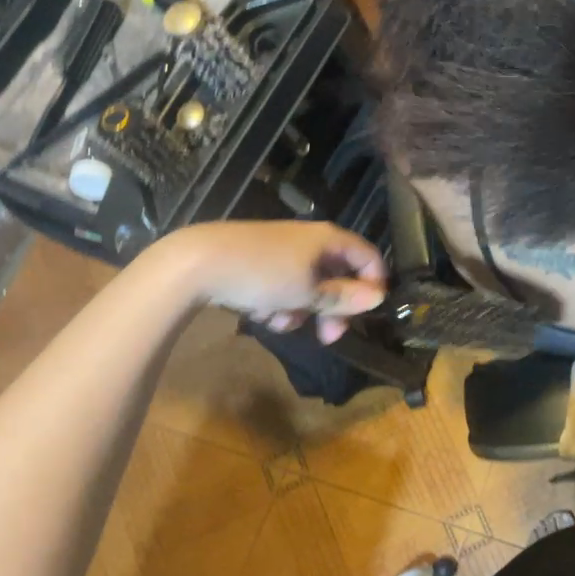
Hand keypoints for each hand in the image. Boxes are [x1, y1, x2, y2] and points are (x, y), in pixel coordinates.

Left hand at [157, 221, 387, 343]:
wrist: (195, 264)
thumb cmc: (262, 274)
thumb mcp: (309, 292)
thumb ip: (345, 297)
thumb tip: (379, 297)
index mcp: (327, 238)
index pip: (369, 257)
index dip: (374, 284)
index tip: (366, 314)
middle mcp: (309, 240)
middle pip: (338, 277)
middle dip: (333, 309)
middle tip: (328, 337)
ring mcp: (282, 251)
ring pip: (309, 286)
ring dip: (302, 310)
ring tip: (280, 322)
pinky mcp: (258, 263)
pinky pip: (283, 287)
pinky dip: (279, 303)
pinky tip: (260, 314)